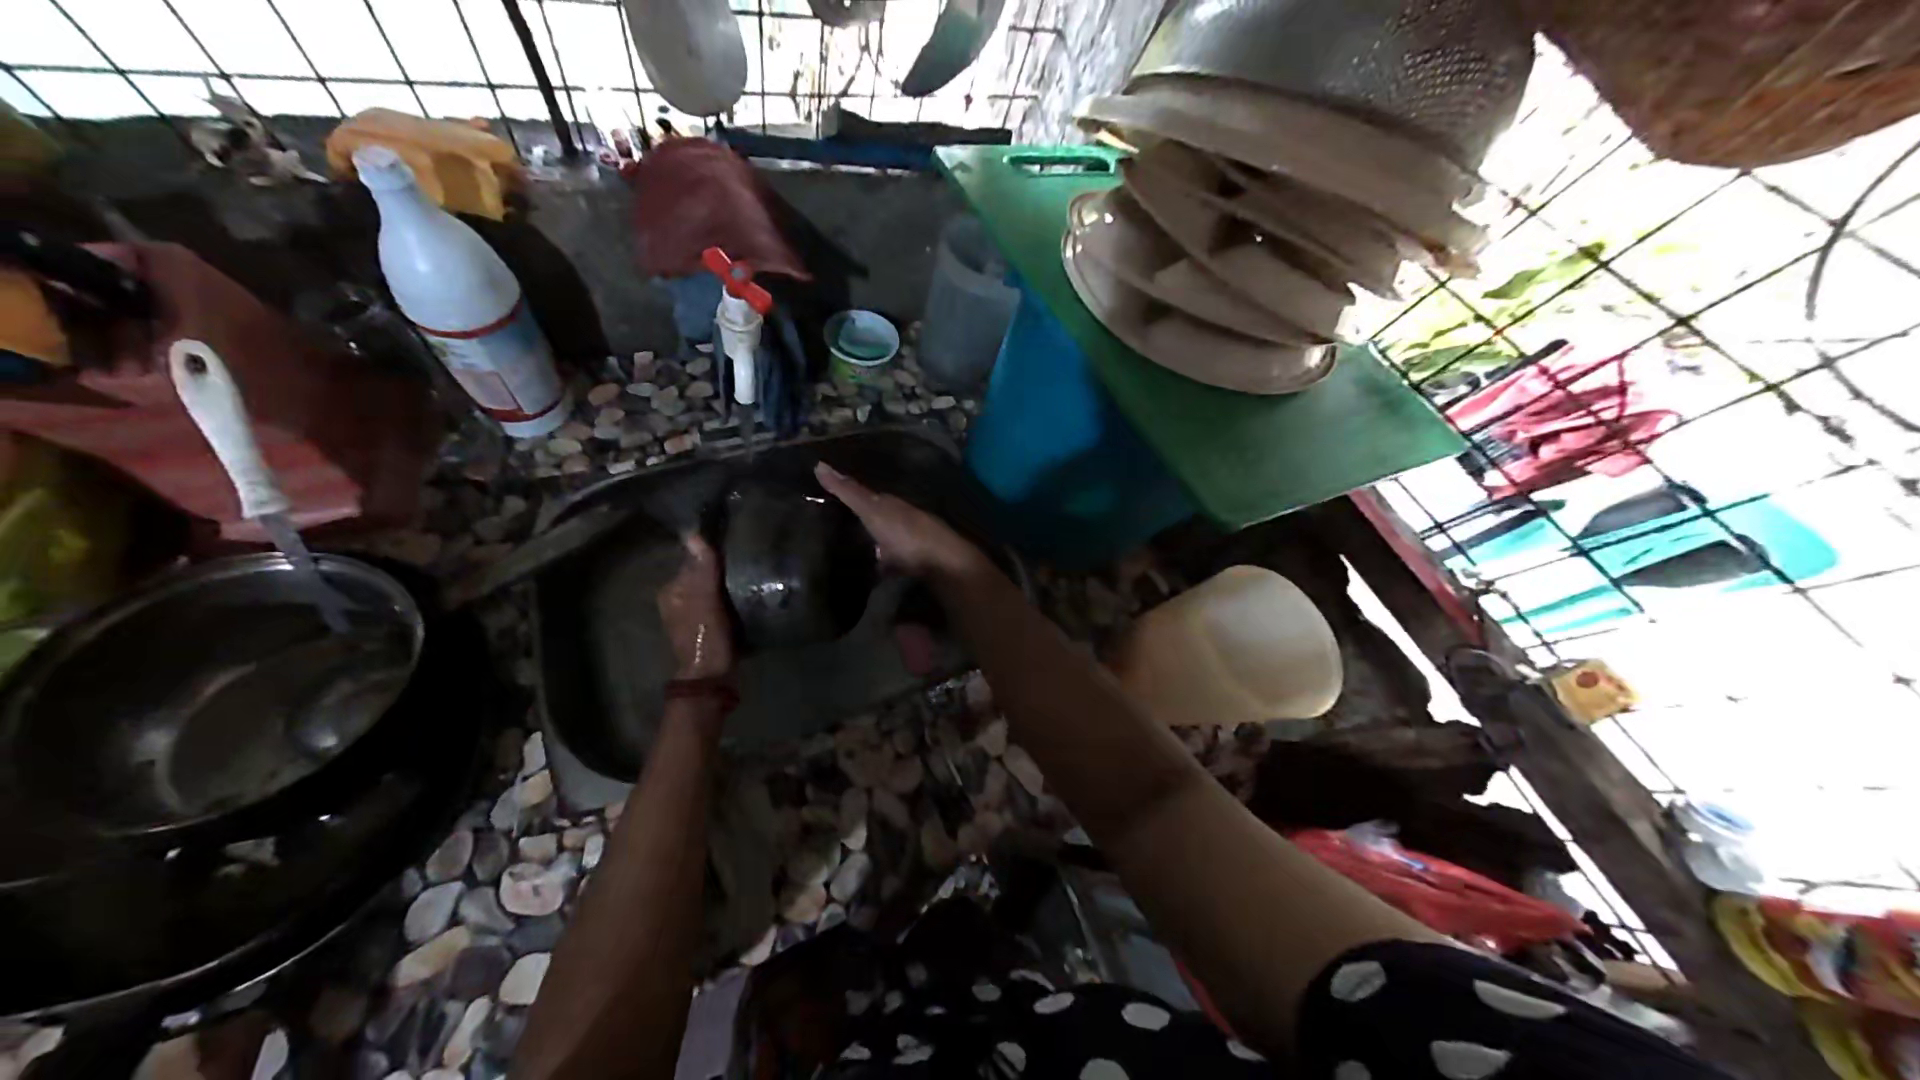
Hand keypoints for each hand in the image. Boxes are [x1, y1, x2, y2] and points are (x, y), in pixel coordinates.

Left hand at [656, 532, 732, 678]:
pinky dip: (725, 598)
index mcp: (670, 592)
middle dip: (718, 569)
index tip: (733, 549)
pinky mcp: (702, 627)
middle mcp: (675, 601)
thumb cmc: (707, 636)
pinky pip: (714, 602)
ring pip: (707, 589)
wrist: (711, 677)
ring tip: (746, 577)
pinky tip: (741, 598)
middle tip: (744, 562)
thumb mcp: (707, 600)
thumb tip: (694, 535)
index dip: (711, 555)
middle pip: (699, 576)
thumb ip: (703, 570)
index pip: (691, 562)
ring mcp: (688, 615)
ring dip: (723, 584)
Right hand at [815, 462, 987, 580]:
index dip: (847, 497)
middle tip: (828, 530)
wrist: (943, 565)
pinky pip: (890, 564)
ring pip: (884, 542)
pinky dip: (878, 566)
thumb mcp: (873, 511)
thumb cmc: (907, 534)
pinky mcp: (913, 569)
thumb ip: (849, 492)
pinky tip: (867, 575)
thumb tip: (819, 464)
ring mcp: (909, 545)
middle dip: (858, 523)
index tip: (824, 500)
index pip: (867, 496)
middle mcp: (902, 521)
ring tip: (842, 555)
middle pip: (876, 519)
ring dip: (869, 545)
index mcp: (893, 505)